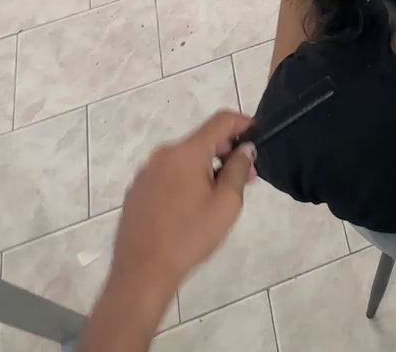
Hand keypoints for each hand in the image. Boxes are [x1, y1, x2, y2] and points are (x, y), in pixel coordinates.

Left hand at [83, 111, 255, 351]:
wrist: (141, 274)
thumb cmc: (189, 237)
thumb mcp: (226, 204)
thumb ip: (238, 169)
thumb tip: (245, 148)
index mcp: (187, 152)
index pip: (221, 121)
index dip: (243, 123)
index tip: (259, 136)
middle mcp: (164, 154)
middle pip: (203, 140)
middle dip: (227, 151)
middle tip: (247, 176)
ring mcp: (146, 173)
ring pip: (185, 159)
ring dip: (207, 168)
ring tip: (221, 195)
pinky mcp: (137, 191)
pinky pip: (169, 174)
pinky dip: (186, 180)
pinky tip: (192, 207)